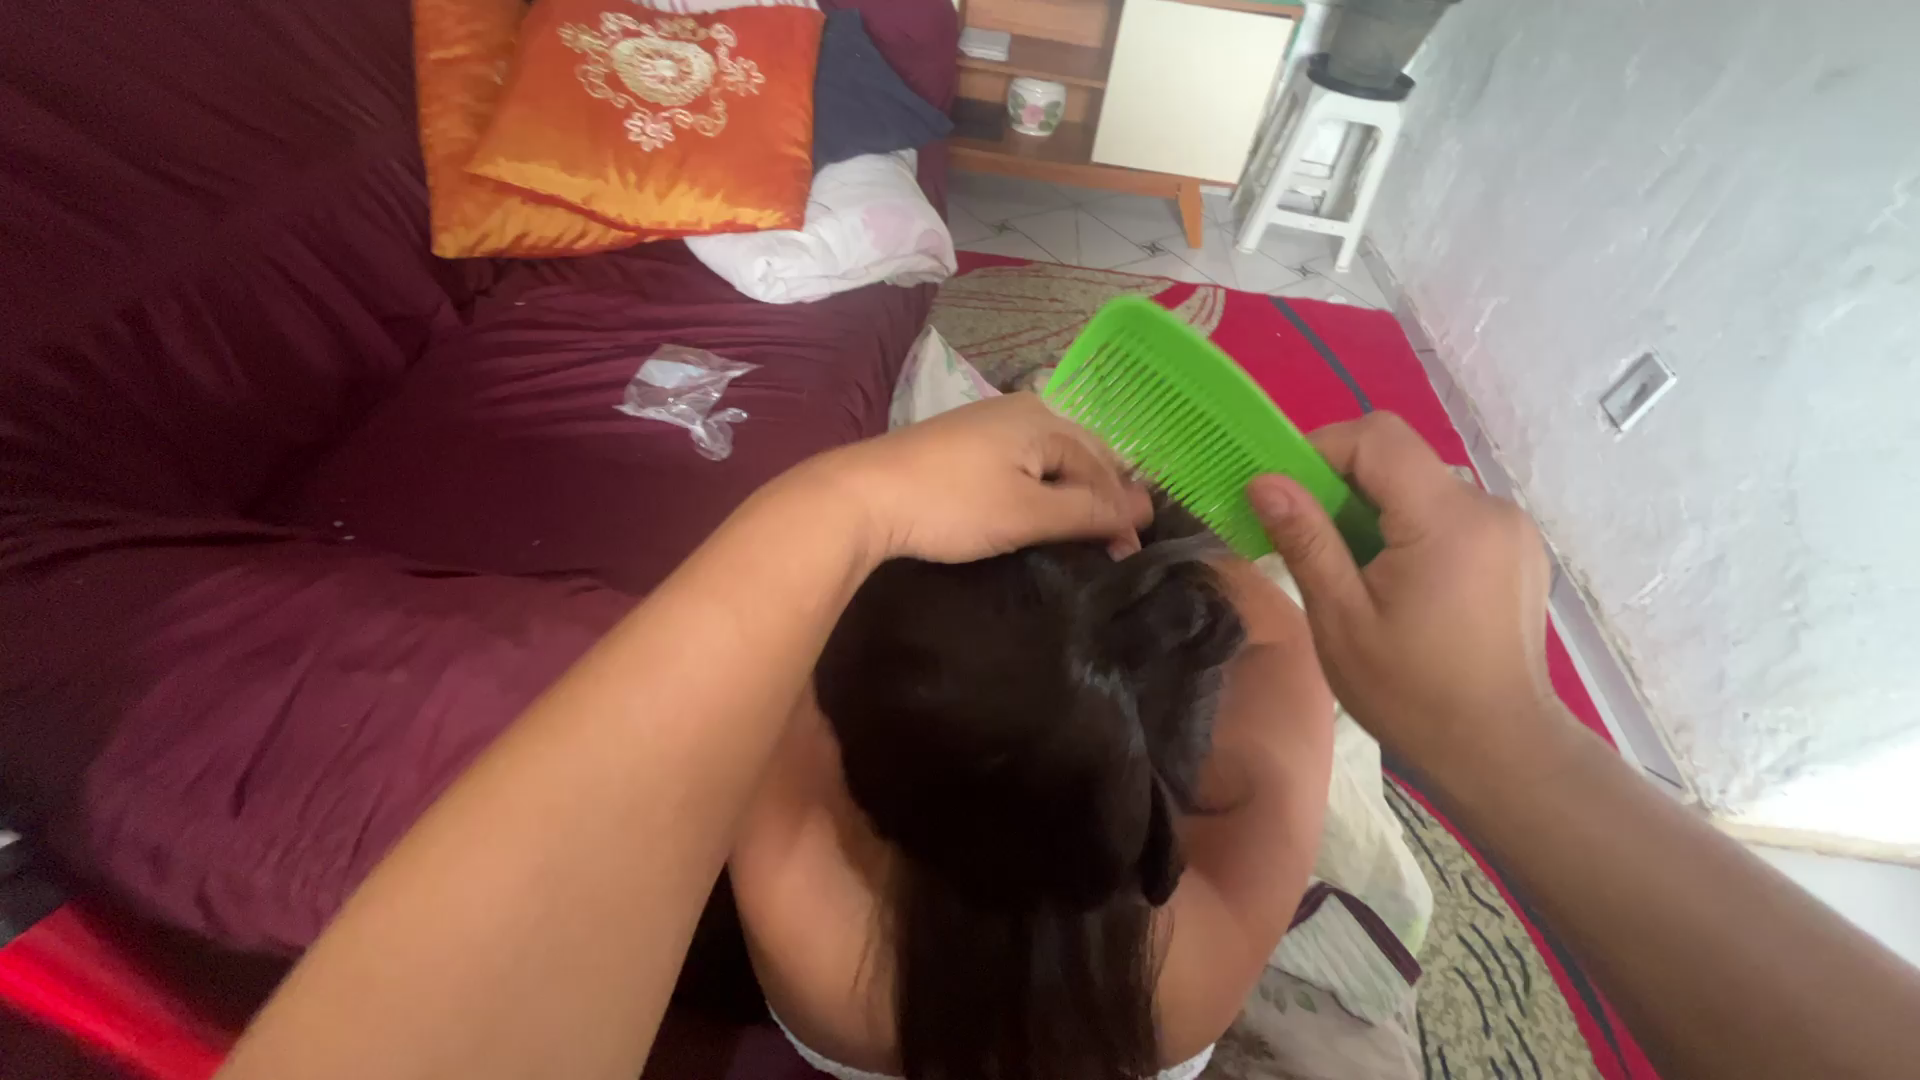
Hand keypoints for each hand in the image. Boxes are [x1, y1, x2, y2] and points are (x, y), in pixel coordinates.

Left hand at [809, 393, 1152, 564]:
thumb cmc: (953, 505)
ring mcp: (989, 422)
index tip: (1131, 552)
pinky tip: (1039, 504)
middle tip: (1116, 541)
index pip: (1101, 465)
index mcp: (1045, 419)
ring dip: (1072, 490)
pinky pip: (1022, 460)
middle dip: (1102, 494)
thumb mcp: (1029, 513)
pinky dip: (1041, 485)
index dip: (1121, 509)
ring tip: (1085, 527)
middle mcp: (1022, 409)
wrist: (864, 495)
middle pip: (1081, 452)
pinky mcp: (964, 442)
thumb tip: (1145, 507)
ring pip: (1050, 456)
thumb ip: (1088, 511)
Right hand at [1247, 412, 1562, 769]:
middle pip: (1399, 458)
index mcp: (1447, 520)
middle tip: (1304, 537)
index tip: (1283, 492)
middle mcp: (1489, 507)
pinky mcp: (1515, 548)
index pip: (1377, 437)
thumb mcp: (1339, 618)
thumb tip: (1263, 481)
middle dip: (1341, 483)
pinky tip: (1394, 578)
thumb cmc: (1408, 691)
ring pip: (1420, 484)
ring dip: (1373, 508)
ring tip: (1349, 567)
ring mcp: (1510, 527)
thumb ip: (1305, 539)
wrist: (1499, 749)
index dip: (1320, 448)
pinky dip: (1406, 525)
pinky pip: (1446, 511)